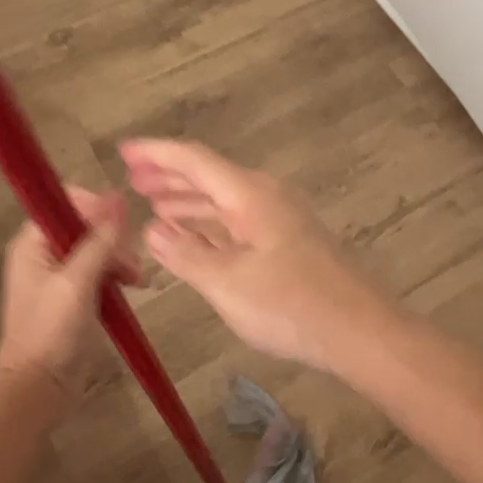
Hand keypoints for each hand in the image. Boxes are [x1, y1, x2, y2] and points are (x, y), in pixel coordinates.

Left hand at [0, 187, 138, 400]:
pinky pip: (100, 271)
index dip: (96, 208)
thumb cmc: (51, 331)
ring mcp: (59, 275)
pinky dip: (117, 275)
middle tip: (131, 265)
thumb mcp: (77, 281)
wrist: (39, 388)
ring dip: (120, 258)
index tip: (122, 228)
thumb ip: (98, 240)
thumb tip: (118, 198)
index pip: (66, 201)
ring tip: (137, 280)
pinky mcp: (74, 297)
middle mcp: (43, 252)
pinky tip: (134, 287)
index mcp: (33, 242)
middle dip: (113, 239)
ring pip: (97, 248)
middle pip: (86, 225)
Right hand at [120, 139, 395, 369]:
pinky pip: (237, 221)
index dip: (156, 153)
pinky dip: (209, 224)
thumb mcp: (227, 283)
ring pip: (223, 200)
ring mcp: (280, 219)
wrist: (360, 331)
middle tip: (130, 179)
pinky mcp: (288, 242)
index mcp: (249, 195)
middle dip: (168, 176)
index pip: (194, 160)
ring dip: (188, 201)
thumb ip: (186, 254)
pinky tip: (193, 237)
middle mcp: (265, 196)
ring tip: (153, 207)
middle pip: (209, 175)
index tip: (122, 151)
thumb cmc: (291, 306)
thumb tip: (152, 230)